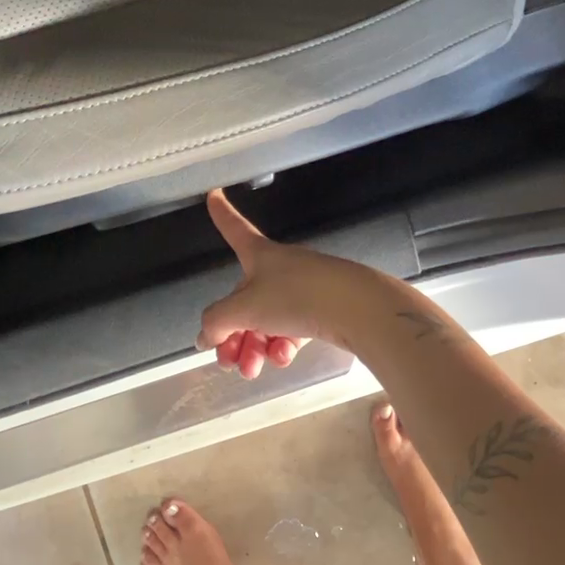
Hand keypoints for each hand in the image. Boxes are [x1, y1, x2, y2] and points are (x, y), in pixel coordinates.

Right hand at [197, 189, 388, 378]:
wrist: (358, 308)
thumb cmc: (297, 296)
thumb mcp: (244, 309)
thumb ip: (217, 321)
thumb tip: (206, 335)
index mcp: (258, 254)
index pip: (233, 228)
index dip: (221, 214)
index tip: (214, 194)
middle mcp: (278, 267)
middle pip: (243, 297)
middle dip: (231, 332)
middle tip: (227, 360)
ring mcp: (301, 288)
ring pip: (265, 320)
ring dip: (253, 346)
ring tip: (251, 370)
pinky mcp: (321, 310)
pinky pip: (291, 328)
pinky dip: (281, 346)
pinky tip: (282, 358)